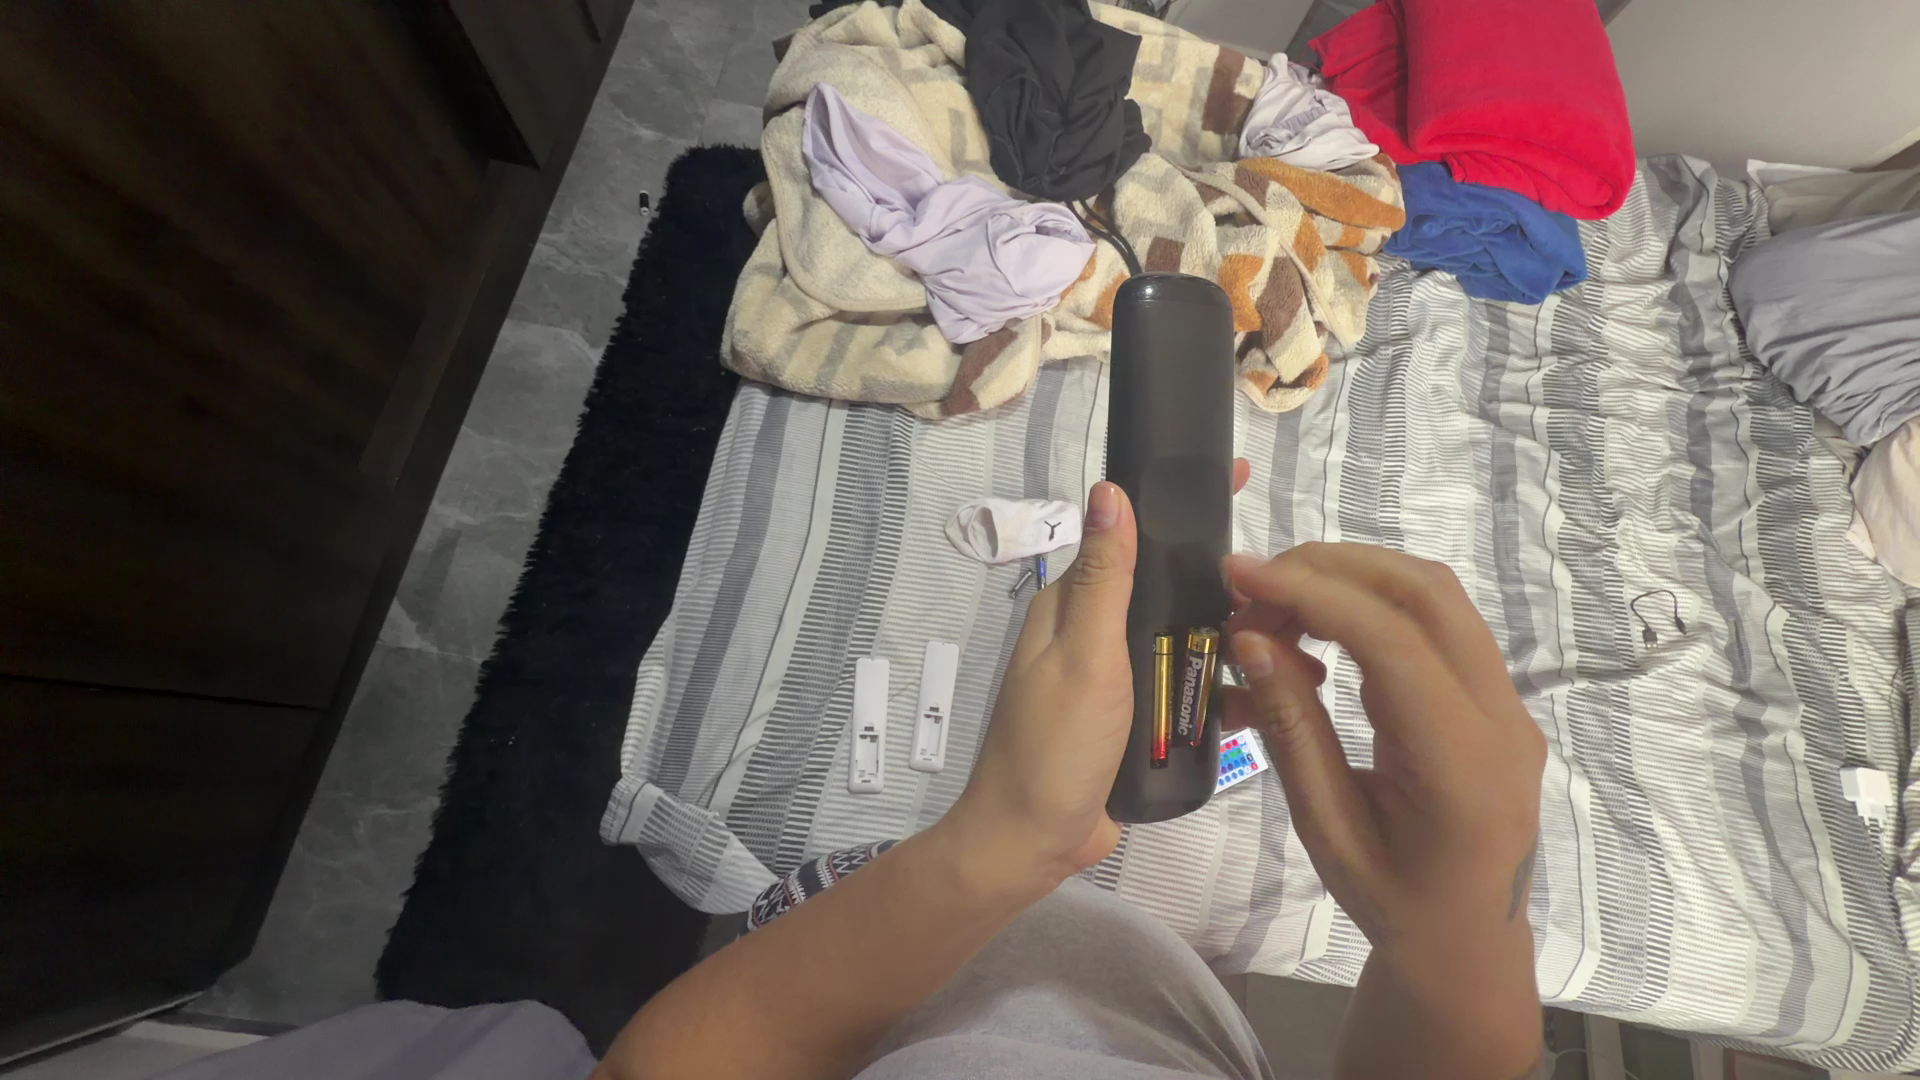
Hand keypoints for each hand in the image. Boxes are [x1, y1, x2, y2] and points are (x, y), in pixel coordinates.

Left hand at [948, 461, 1253, 884]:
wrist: (1035, 840)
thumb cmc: (1055, 742)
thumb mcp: (1084, 653)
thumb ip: (1104, 577)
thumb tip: (1109, 487)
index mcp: (1073, 605)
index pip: (1131, 538)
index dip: (1179, 509)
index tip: (1239, 482)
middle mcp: (1093, 632)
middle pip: (1167, 590)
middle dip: (1226, 589)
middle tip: (1293, 600)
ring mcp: (1116, 676)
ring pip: (1183, 640)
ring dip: (1234, 643)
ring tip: (1298, 657)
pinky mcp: (1134, 716)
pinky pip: (1183, 688)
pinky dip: (1219, 688)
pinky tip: (1263, 698)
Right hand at [1220, 543, 1546, 957]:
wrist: (1465, 940)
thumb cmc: (1391, 898)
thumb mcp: (1324, 824)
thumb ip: (1291, 726)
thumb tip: (1250, 639)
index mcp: (1461, 764)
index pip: (1390, 640)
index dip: (1309, 593)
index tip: (1238, 574)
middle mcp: (1500, 716)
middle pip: (1425, 593)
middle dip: (1327, 568)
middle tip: (1250, 587)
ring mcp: (1503, 700)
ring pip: (1430, 596)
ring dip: (1344, 580)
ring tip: (1271, 608)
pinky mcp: (1486, 694)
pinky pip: (1426, 622)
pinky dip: (1360, 606)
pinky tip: (1309, 636)